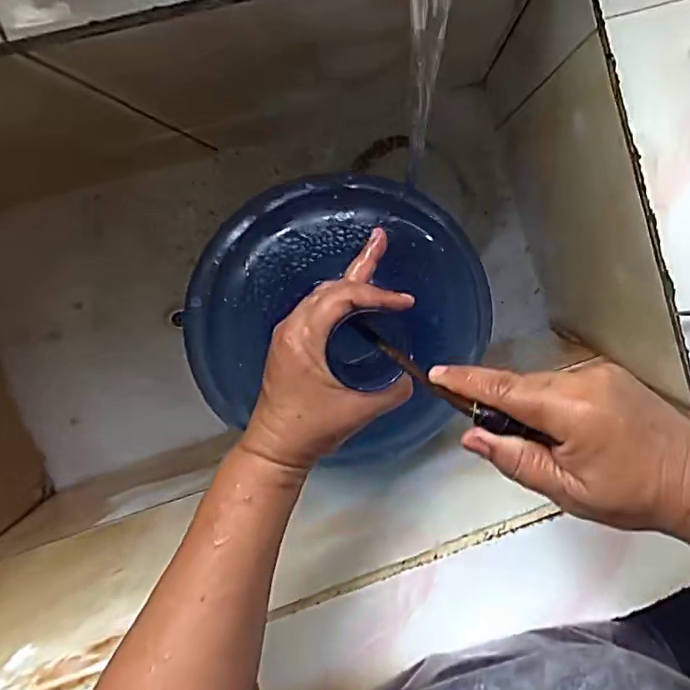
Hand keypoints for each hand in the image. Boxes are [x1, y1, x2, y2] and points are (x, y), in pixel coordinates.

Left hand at [241, 227, 414, 476]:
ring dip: (351, 278)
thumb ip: (393, 390)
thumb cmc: (309, 430)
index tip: (404, 303)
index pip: (345, 298)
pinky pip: (319, 307)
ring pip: (324, 293)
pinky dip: (342, 295)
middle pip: (332, 285)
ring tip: (372, 258)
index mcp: (304, 337)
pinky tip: (357, 296)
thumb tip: (415, 376)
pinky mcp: (292, 344)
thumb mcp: (358, 410)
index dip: (378, 296)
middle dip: (361, 263)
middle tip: (380, 239)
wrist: (274, 450)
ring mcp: (290, 334)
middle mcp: (293, 328)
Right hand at [431, 361, 689, 533]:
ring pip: (545, 384)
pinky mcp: (611, 374)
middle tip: (493, 436)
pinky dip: (553, 401)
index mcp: (571, 409)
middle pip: (524, 385)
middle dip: (502, 406)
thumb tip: (473, 437)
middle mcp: (584, 380)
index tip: (438, 374)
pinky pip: (567, 382)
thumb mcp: (567, 490)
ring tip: (546, 445)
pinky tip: (565, 430)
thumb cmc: (633, 493)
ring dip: (531, 406)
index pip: (505, 390)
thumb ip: (515, 458)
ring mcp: (601, 373)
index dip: (468, 382)